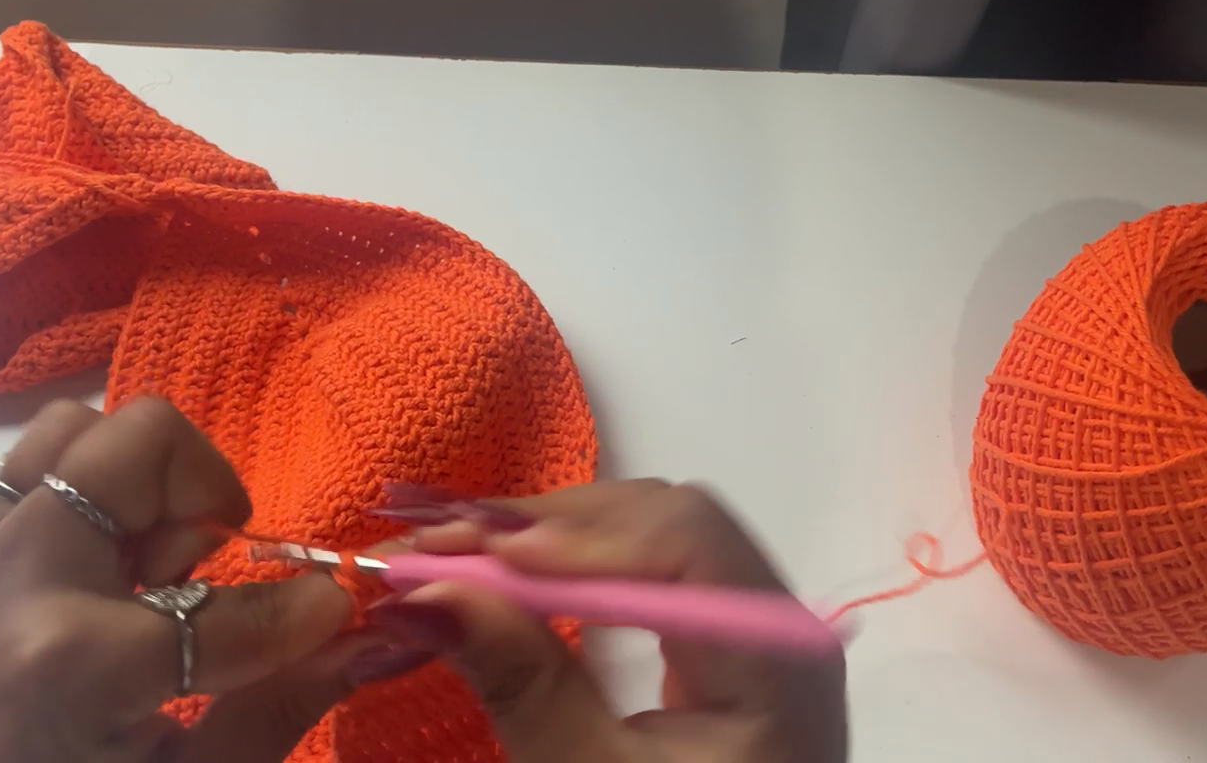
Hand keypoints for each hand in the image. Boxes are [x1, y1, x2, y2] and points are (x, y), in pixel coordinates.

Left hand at [0, 397, 439, 762]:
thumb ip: (290, 704)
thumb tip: (388, 631)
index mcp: (61, 660)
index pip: (227, 596)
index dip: (303, 611)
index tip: (335, 618)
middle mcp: (11, 582)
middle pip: (138, 439)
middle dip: (203, 489)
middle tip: (208, 570)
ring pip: (76, 432)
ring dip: (147, 482)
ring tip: (157, 567)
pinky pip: (39, 467)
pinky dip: (99, 487)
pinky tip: (122, 563)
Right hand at [397, 479, 848, 762]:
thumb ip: (528, 688)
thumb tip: (431, 594)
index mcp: (775, 653)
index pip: (688, 537)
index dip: (587, 532)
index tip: (489, 550)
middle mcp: (773, 612)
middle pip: (669, 518)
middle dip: (560, 524)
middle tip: (456, 542)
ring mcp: (750, 614)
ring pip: (656, 527)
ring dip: (564, 534)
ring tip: (477, 550)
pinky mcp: (719, 629)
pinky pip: (655, 560)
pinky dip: (587, 559)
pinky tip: (535, 571)